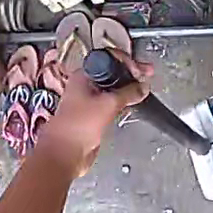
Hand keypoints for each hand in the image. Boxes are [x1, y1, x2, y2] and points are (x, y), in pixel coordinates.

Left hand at [30, 50, 151, 175]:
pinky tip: (134, 102)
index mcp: (83, 76)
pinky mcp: (95, 115)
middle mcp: (86, 85)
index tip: (142, 70)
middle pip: (112, 72)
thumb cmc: (79, 125)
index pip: (109, 59)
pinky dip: (124, 100)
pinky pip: (112, 102)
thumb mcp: (109, 104)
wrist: (65, 154)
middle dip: (130, 73)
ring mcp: (90, 100)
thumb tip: (143, 87)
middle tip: (148, 74)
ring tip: (144, 88)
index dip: (127, 62)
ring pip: (113, 88)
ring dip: (128, 87)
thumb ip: (129, 93)